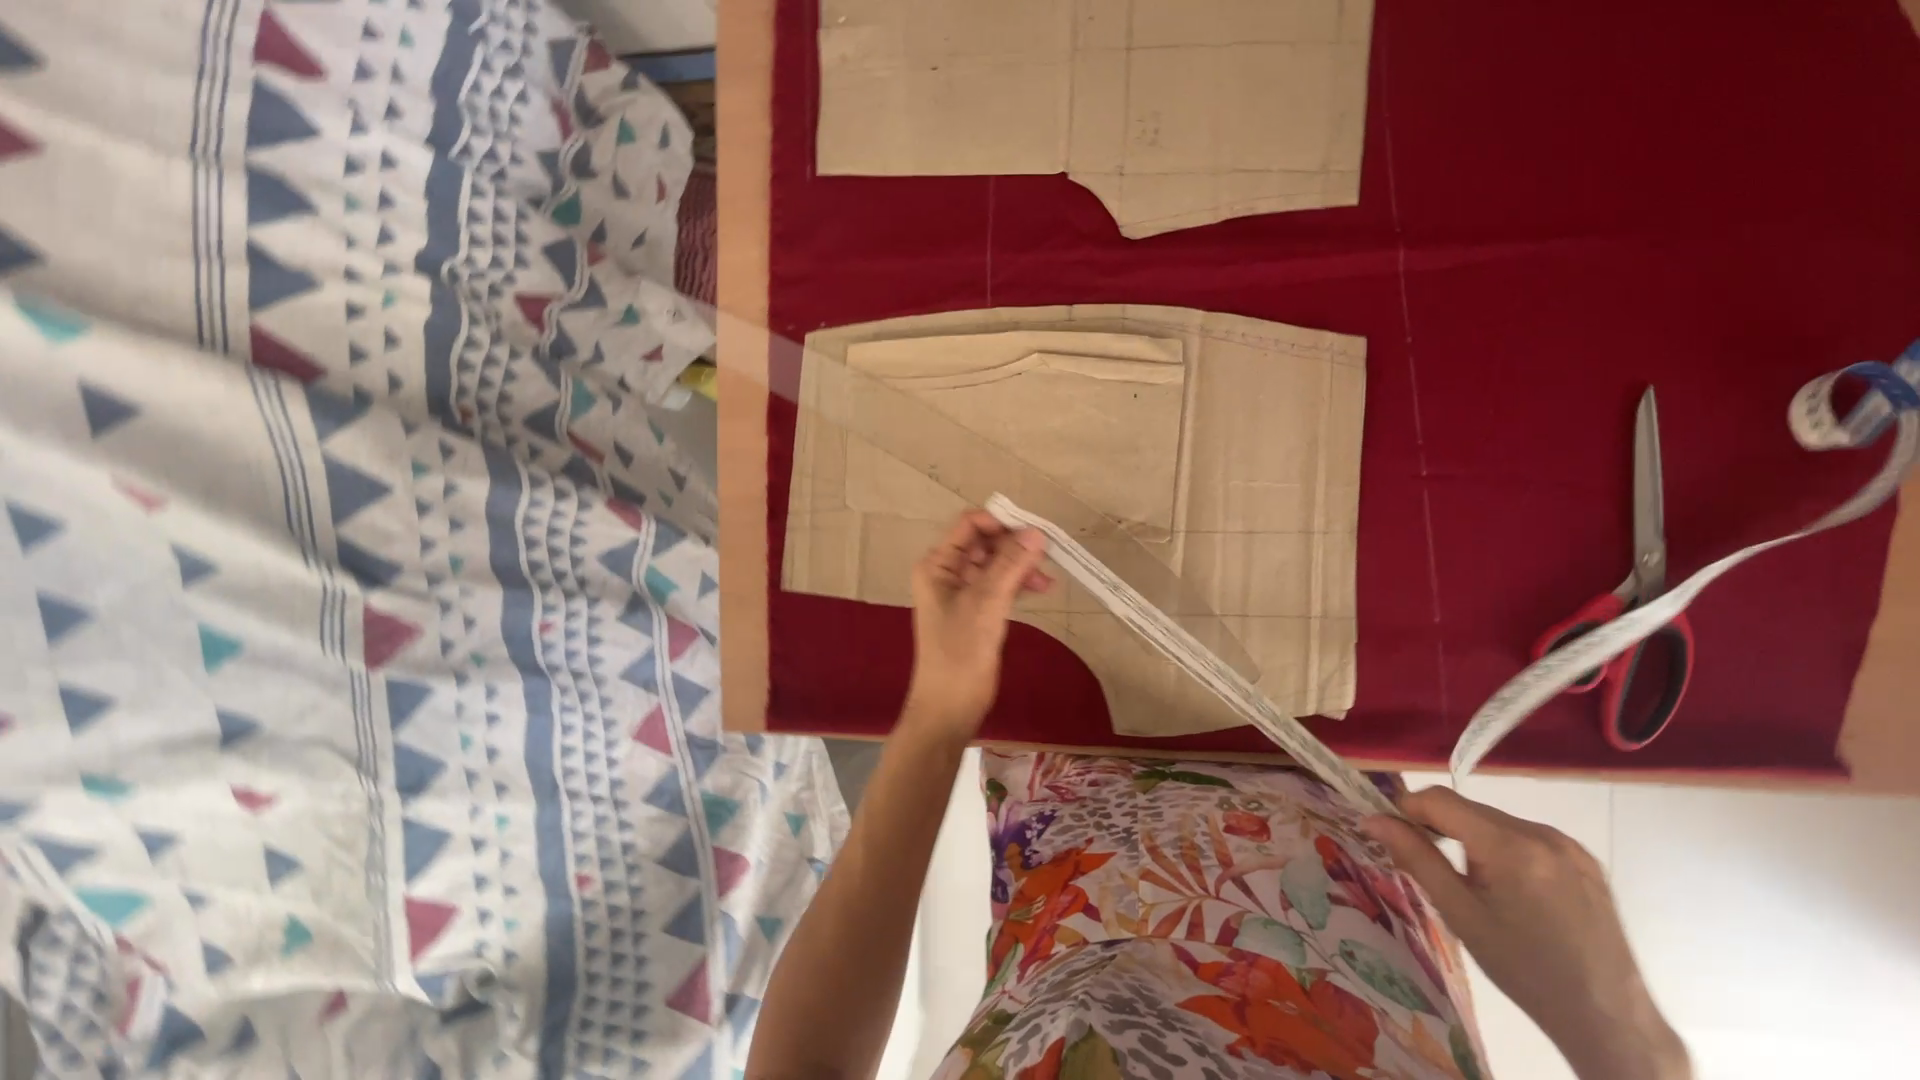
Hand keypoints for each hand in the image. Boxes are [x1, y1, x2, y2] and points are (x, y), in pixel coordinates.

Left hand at [904, 510, 1051, 730]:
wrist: (949, 707)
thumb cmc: (960, 653)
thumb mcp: (986, 604)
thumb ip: (1010, 565)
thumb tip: (1037, 533)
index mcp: (937, 564)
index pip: (970, 525)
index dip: (1001, 522)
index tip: (1034, 531)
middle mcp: (947, 572)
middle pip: (985, 542)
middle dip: (1015, 544)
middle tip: (1047, 554)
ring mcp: (962, 592)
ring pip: (996, 563)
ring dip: (1021, 565)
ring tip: (1047, 578)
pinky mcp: (977, 611)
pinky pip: (1000, 584)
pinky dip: (1019, 583)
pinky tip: (1042, 589)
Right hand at [1363, 788, 1689, 1079]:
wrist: (1606, 1015)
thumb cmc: (1522, 968)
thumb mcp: (1459, 913)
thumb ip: (1415, 858)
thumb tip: (1374, 819)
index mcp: (1510, 846)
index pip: (1439, 800)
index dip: (1406, 810)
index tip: (1390, 835)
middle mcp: (1542, 833)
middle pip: (1469, 809)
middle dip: (1438, 827)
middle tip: (1423, 864)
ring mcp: (1569, 845)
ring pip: (1497, 822)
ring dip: (1471, 838)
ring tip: (1470, 883)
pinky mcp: (1585, 859)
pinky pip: (1527, 837)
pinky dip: (1504, 850)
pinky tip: (1509, 889)